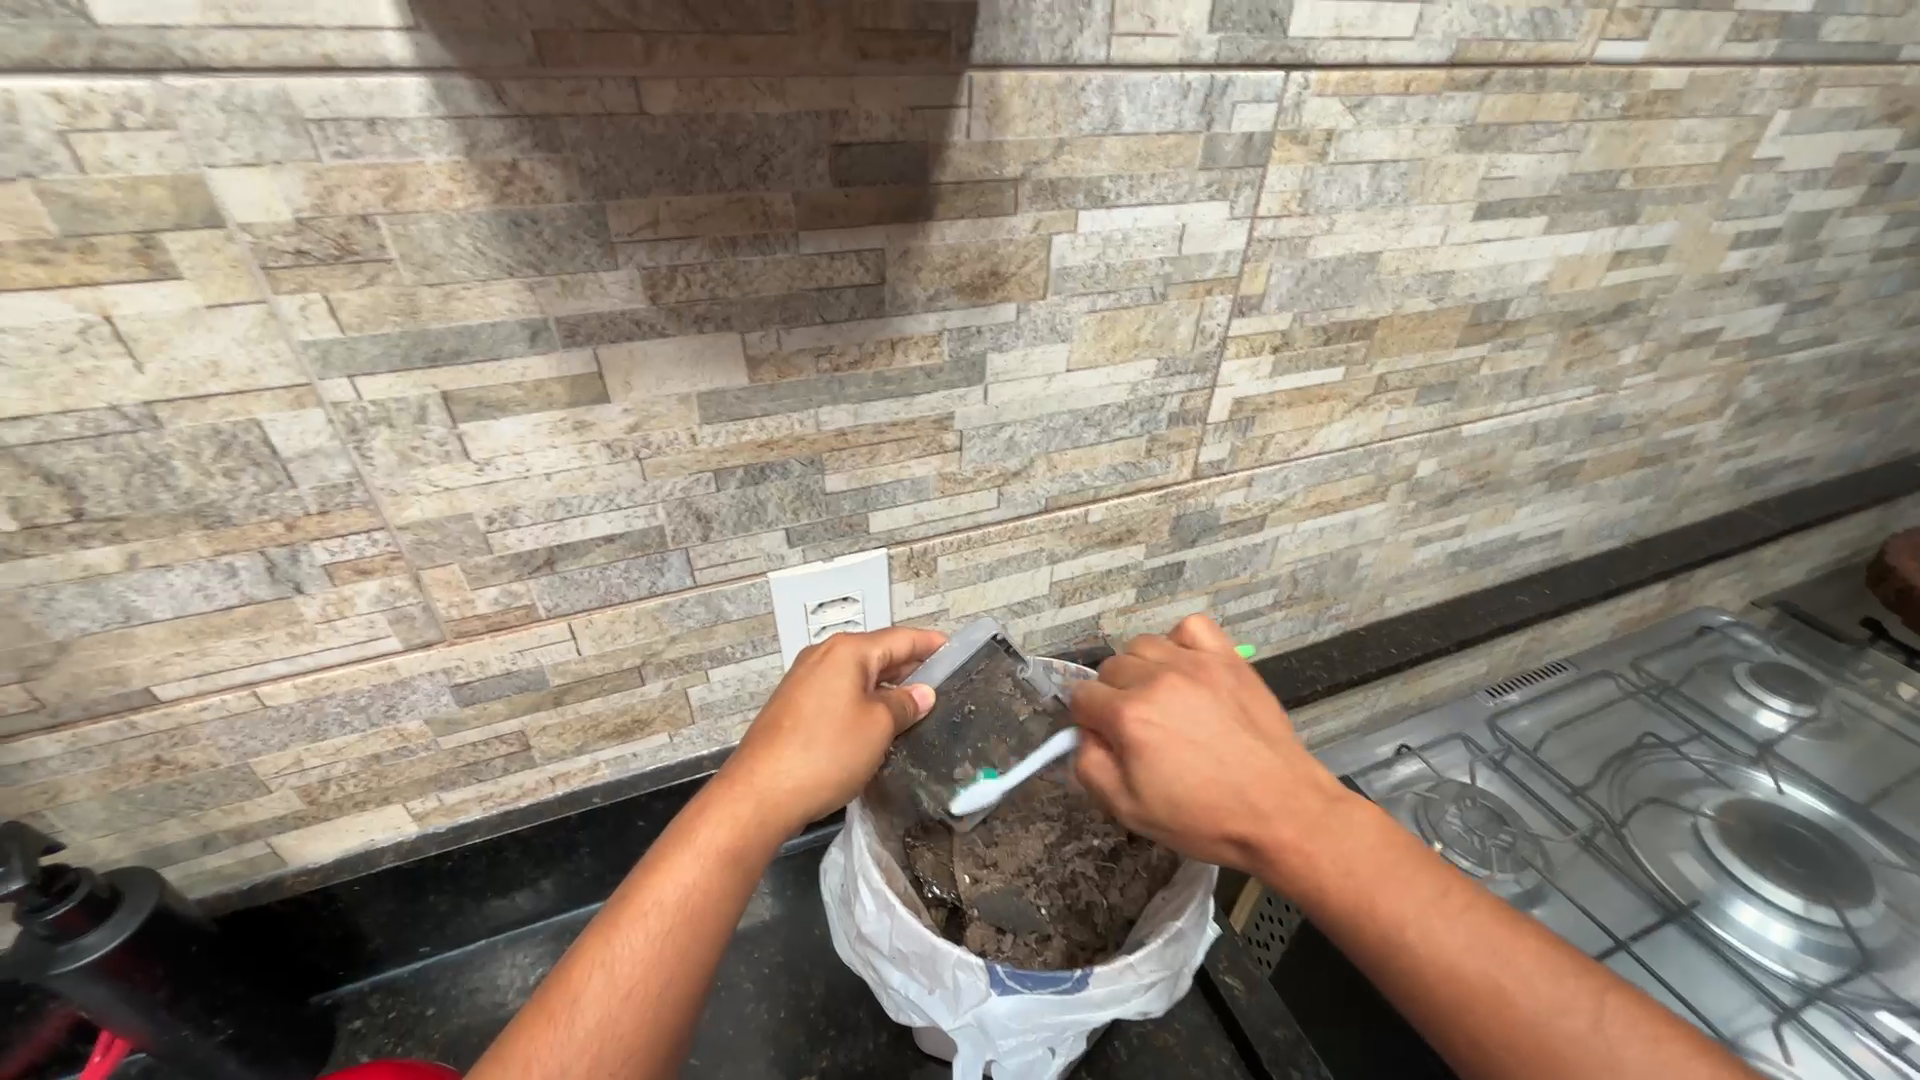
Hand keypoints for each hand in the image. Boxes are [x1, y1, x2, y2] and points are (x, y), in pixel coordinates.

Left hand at [718, 626, 946, 833]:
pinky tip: (878, 723)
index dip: (930, 644)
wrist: (760, 794)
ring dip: (886, 687)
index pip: (900, 639)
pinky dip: (863, 701)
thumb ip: (904, 704)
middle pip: (877, 654)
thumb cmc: (826, 753)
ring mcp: (804, 681)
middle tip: (942, 682)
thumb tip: (922, 692)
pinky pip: (839, 694)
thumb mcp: (878, 727)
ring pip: (857, 676)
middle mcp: (823, 656)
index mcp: (847, 651)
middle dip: (909, 667)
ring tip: (916, 705)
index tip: (955, 649)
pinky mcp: (794, 707)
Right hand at [1070, 615, 1353, 874]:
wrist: (1281, 812)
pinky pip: (1190, 627)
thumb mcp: (1128, 810)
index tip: (1109, 741)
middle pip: (1109, 668)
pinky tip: (1187, 671)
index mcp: (1128, 716)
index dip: (1089, 721)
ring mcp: (1196, 664)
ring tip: (1163, 699)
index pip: (1081, 696)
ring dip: (1142, 669)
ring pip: (1143, 645)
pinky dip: (1180, 643)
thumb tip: (1084, 735)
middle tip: (1139, 728)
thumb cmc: (1203, 817)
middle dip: (1113, 696)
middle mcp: (1157, 679)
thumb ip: (1089, 767)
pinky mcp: (1229, 659)